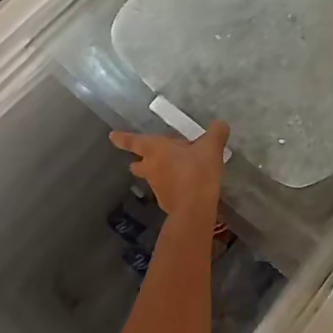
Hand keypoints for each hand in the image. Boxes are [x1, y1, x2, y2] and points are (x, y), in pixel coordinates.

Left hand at [110, 121, 229, 215]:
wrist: (194, 208)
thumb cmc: (197, 171)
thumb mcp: (211, 147)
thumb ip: (216, 133)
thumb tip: (220, 124)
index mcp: (155, 149)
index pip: (133, 141)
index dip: (122, 138)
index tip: (112, 136)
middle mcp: (150, 167)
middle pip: (137, 164)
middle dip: (140, 161)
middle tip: (148, 158)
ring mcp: (156, 186)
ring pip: (152, 177)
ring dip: (159, 173)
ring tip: (178, 170)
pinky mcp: (165, 202)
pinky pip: (165, 190)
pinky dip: (171, 186)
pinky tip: (186, 185)